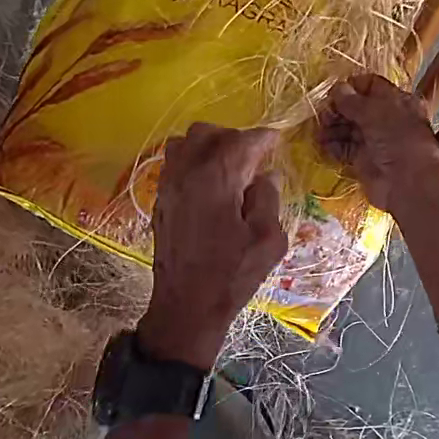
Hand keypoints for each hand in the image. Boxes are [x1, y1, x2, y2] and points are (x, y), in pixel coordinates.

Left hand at [138, 123, 289, 369]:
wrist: (186, 305)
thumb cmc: (231, 275)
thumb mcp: (267, 239)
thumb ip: (268, 199)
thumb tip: (265, 176)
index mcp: (216, 177)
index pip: (243, 140)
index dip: (264, 138)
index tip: (277, 141)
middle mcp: (187, 172)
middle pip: (209, 133)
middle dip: (235, 139)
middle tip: (254, 160)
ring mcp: (169, 186)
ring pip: (185, 143)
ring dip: (209, 147)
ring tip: (229, 169)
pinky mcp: (161, 201)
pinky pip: (174, 165)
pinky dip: (192, 163)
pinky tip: (209, 186)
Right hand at [318, 74, 438, 214]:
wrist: (407, 182)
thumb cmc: (397, 139)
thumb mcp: (375, 112)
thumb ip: (353, 101)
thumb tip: (337, 88)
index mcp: (396, 101)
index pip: (371, 86)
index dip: (352, 87)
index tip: (333, 92)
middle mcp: (385, 119)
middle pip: (356, 108)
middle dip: (338, 110)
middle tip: (323, 115)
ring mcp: (374, 141)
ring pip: (348, 129)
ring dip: (332, 128)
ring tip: (320, 133)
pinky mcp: (364, 160)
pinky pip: (345, 149)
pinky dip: (334, 146)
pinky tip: (324, 146)